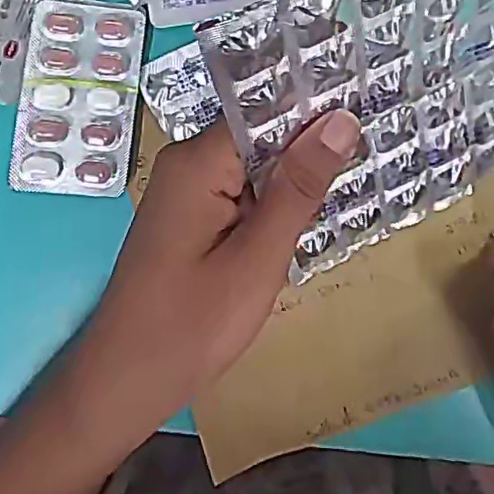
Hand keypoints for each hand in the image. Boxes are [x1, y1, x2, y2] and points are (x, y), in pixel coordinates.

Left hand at [64, 112, 359, 444]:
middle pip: (259, 139)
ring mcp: (183, 191)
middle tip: (368, 163)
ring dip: (288, 188)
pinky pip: (236, 194)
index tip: (367, 119)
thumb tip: (340, 120)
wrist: (125, 380)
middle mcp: (185, 164)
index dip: (315, 117)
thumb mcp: (258, 258)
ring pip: (251, 169)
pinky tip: (294, 228)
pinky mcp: (186, 217)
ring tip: (342, 194)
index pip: (265, 113)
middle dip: (305, 157)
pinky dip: (266, 209)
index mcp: (197, 162)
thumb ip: (298, 187)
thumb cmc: (192, 326)